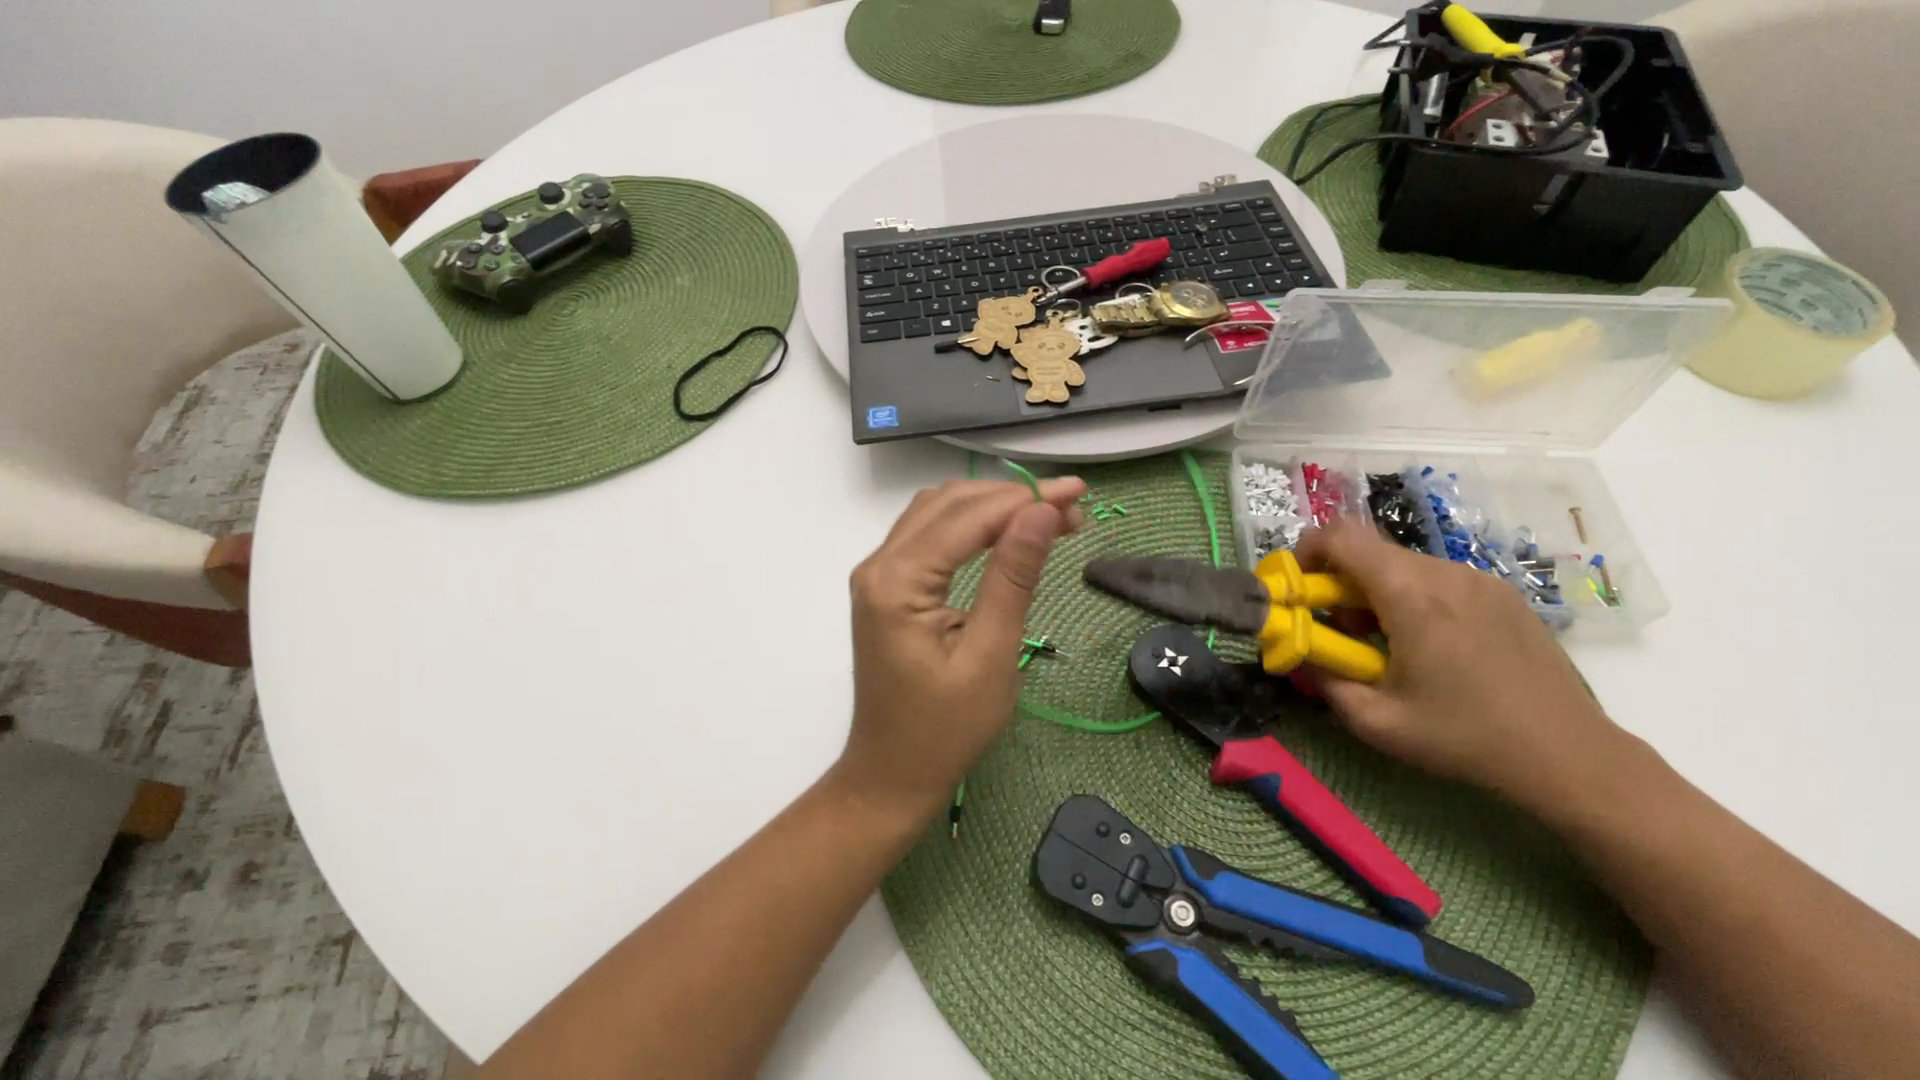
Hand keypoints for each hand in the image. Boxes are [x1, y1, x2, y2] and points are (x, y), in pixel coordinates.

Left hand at [833, 477, 1085, 825]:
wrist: (892, 775)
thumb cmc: (944, 731)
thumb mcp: (990, 656)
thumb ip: (1013, 578)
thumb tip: (1043, 513)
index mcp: (897, 583)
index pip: (968, 517)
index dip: (1026, 498)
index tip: (1079, 494)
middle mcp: (878, 566)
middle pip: (950, 504)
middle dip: (1013, 499)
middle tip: (1073, 511)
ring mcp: (878, 576)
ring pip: (939, 514)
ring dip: (993, 508)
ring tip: (1050, 519)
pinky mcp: (888, 589)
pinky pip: (930, 537)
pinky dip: (972, 528)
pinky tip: (1009, 535)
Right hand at [1293, 517, 1635, 810]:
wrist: (1566, 753)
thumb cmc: (1464, 738)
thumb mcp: (1376, 721)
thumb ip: (1324, 679)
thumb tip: (1297, 653)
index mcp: (1411, 595)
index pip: (1342, 535)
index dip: (1307, 550)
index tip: (1296, 588)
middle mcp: (1445, 573)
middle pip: (1371, 551)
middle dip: (1339, 582)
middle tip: (1337, 631)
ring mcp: (1480, 580)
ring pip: (1406, 565)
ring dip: (1377, 591)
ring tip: (1384, 644)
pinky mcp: (1504, 594)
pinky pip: (1440, 579)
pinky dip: (1414, 598)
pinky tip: (1430, 647)